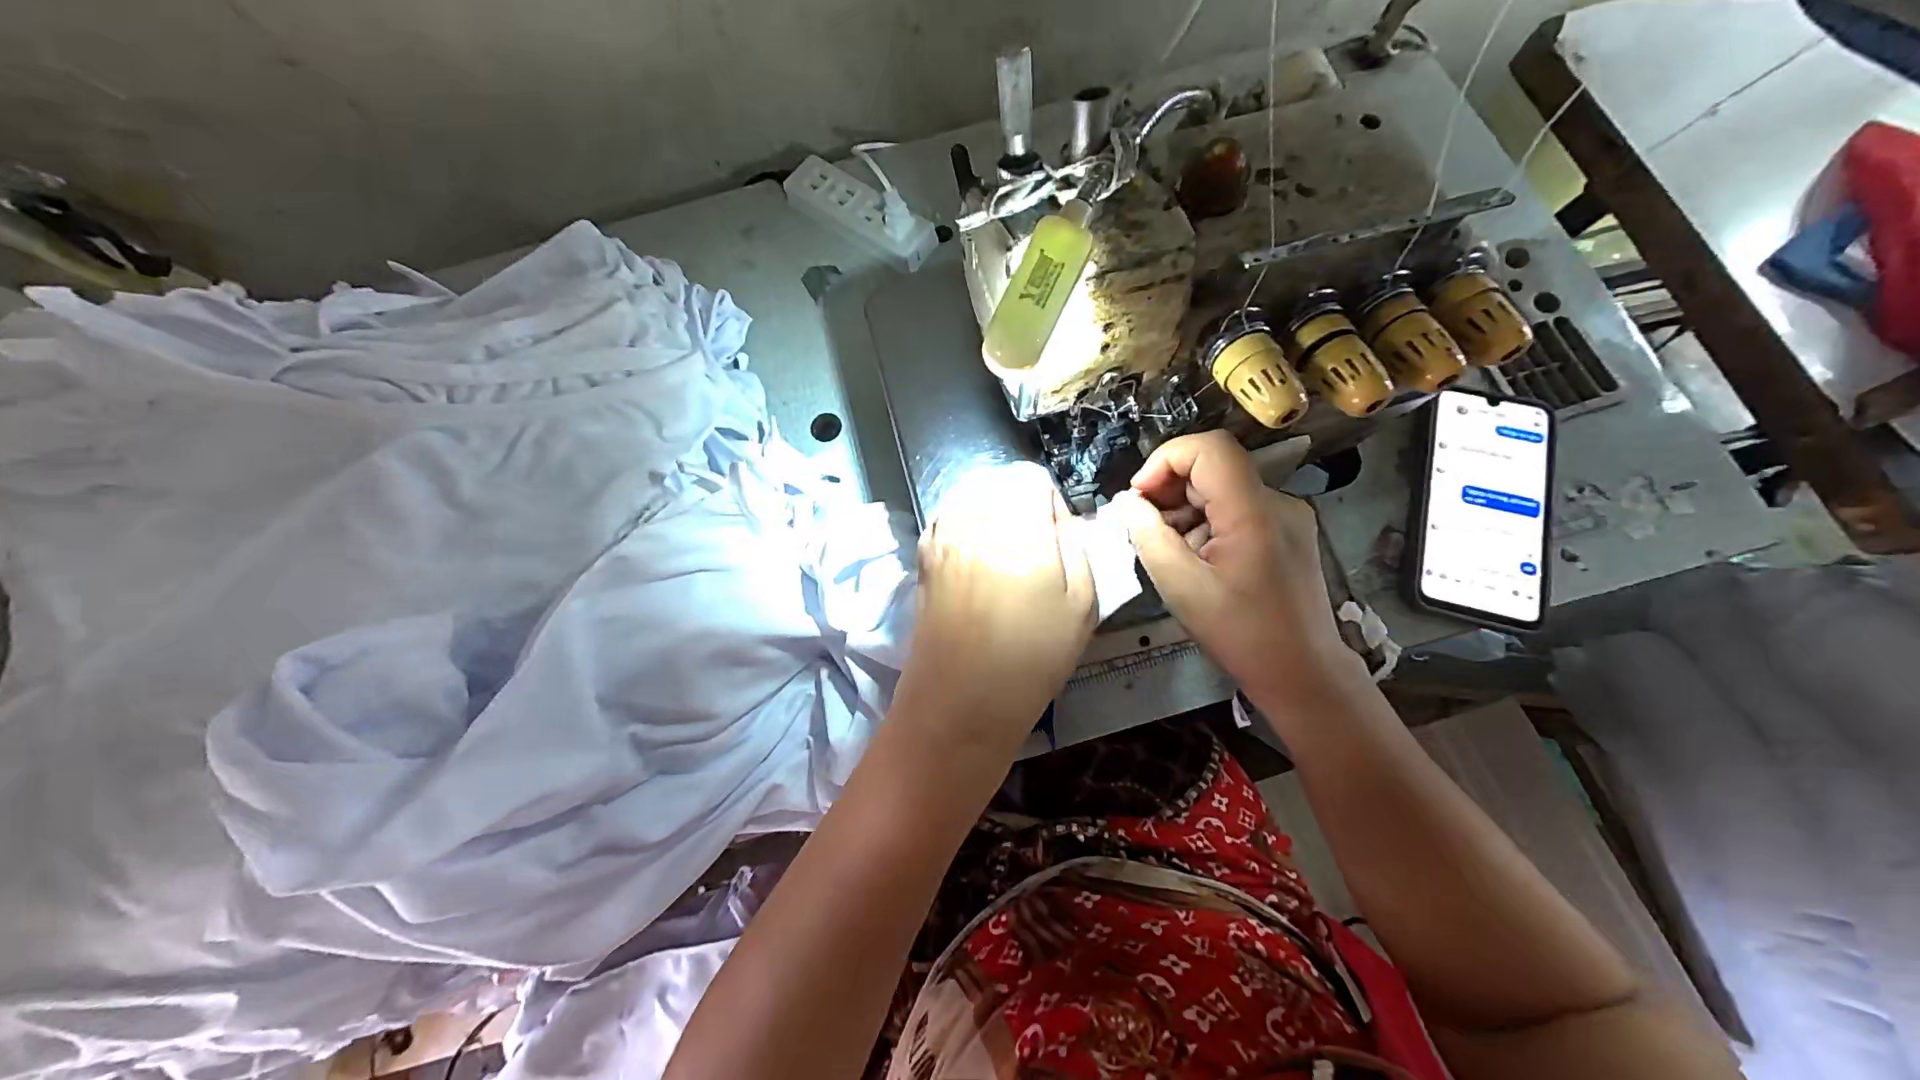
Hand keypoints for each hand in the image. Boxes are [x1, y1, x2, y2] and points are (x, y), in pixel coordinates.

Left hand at [901, 463, 1096, 749]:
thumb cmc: (1032, 657)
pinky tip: (976, 560)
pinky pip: (948, 519)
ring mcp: (942, 535)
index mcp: (1018, 526)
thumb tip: (1060, 519)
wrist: (961, 701)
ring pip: (970, 496)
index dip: (1050, 502)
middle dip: (1020, 503)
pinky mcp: (923, 556)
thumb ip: (1077, 546)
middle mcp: (974, 519)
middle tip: (1032, 546)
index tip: (1056, 538)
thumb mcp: (1083, 604)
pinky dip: (964, 525)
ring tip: (1004, 553)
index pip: (1032, 478)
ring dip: (990, 511)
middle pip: (999, 482)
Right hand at [1111, 431, 1352, 694]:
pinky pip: (1237, 510)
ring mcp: (1287, 517)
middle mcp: (1277, 502)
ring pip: (1223, 489)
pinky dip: (1207, 523)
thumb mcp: (1181, 587)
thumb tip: (1129, 503)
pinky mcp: (1289, 533)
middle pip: (1214, 467)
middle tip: (1144, 527)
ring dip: (1185, 509)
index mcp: (1254, 511)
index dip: (1164, 460)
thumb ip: (1149, 536)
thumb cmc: (1240, 633)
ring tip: (1169, 552)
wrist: (1302, 672)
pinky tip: (1196, 560)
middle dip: (1169, 489)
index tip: (1138, 498)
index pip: (1208, 449)